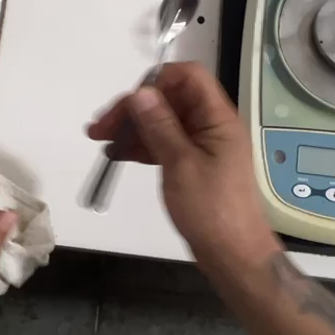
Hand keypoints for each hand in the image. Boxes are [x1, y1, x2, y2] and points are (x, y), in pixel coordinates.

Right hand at [87, 62, 278, 270]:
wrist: (233, 256)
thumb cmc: (211, 209)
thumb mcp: (180, 164)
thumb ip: (159, 125)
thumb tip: (140, 92)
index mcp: (217, 119)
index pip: (189, 77)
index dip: (158, 81)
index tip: (130, 102)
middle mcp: (211, 126)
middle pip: (170, 100)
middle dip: (134, 109)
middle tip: (101, 127)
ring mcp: (202, 146)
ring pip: (163, 123)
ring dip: (132, 128)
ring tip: (100, 141)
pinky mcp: (192, 165)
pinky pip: (164, 144)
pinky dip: (141, 146)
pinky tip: (116, 155)